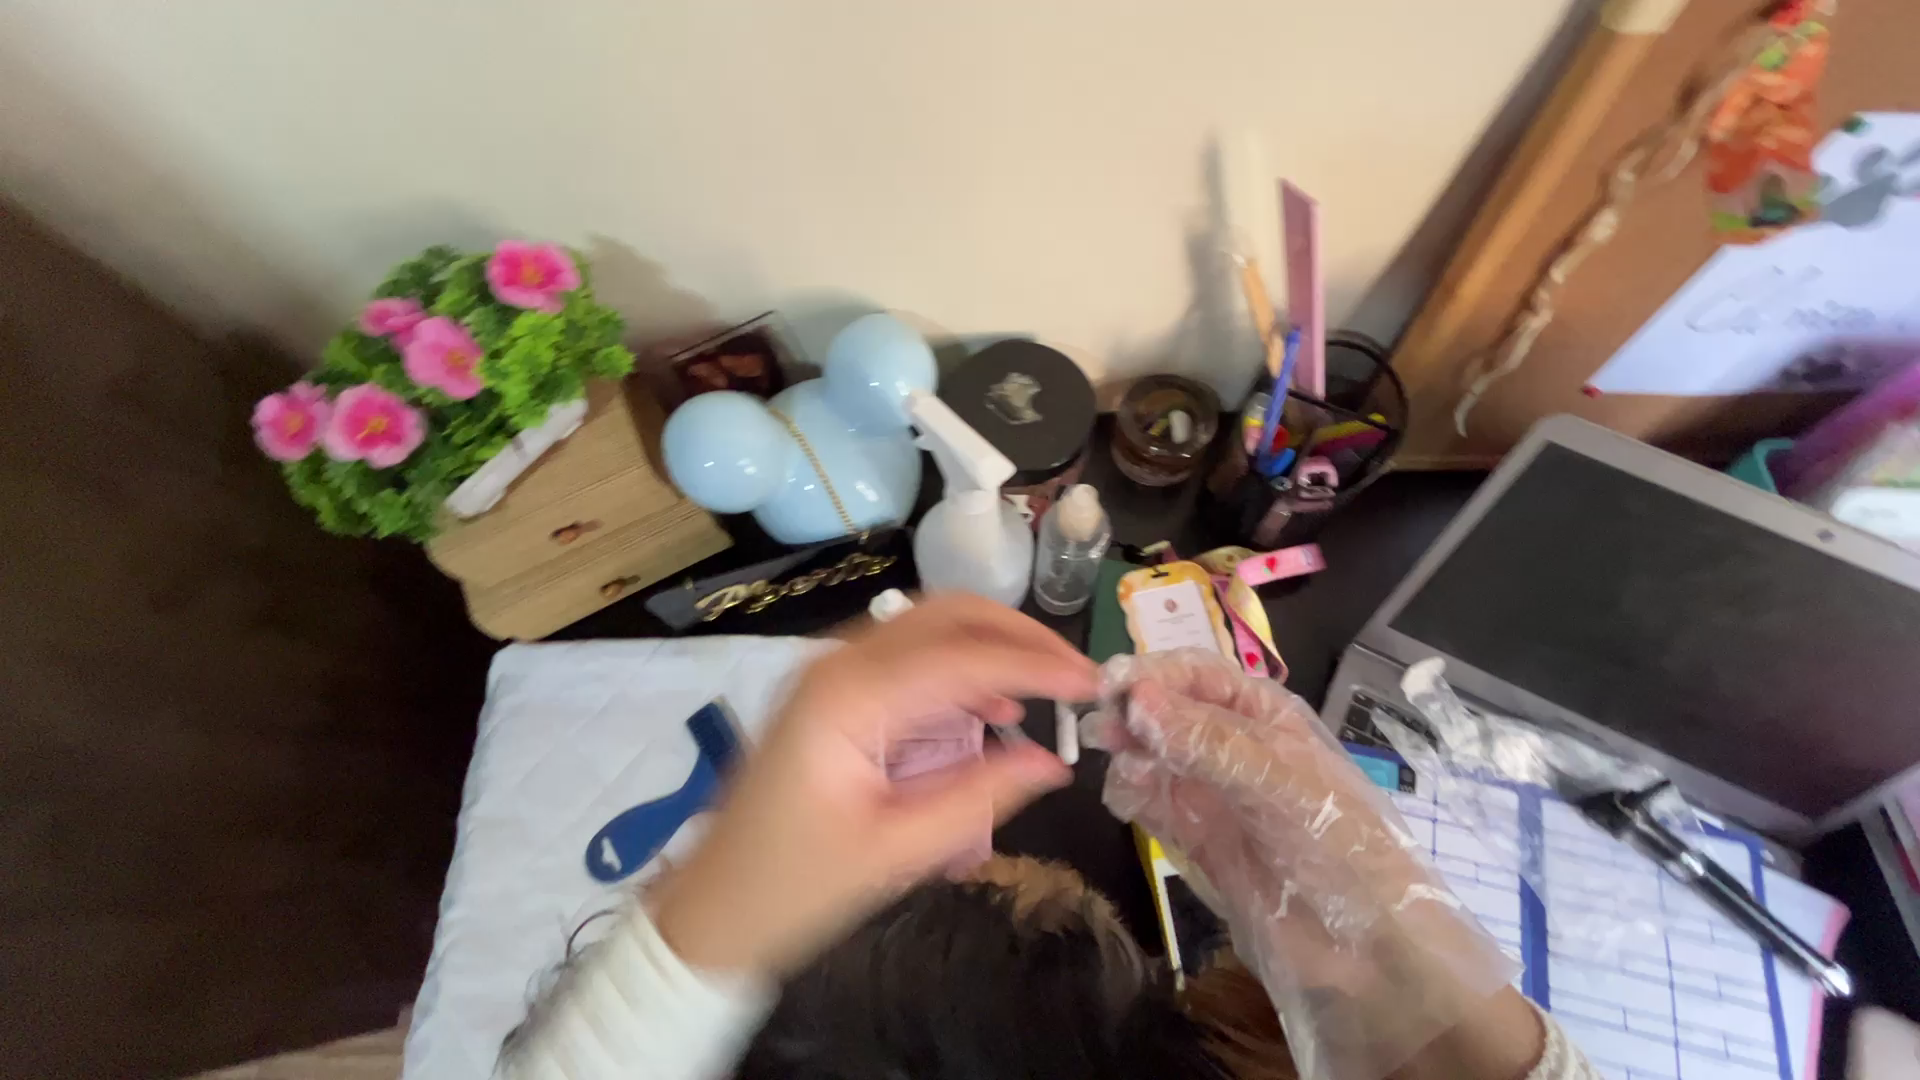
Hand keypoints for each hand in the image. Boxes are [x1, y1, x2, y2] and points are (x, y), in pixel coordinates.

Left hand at [651, 594, 1095, 979]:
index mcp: (849, 697)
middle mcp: (838, 663)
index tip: (1090, 682)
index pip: (962, 656)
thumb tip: (1053, 763)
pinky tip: (992, 704)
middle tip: (1073, 672)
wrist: (711, 907)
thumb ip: (978, 798)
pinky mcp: (834, 689)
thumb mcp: (895, 852)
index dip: (1035, 663)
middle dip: (1017, 634)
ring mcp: (831, 670)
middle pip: (945, 615)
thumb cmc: (794, 888)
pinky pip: (909, 656)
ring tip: (1046, 685)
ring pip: (929, 626)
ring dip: (991, 644)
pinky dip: (959, 667)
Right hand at [1083, 649, 1525, 1079]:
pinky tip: (1128, 798)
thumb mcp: (1278, 782)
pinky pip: (1147, 799)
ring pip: (1149, 753)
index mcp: (1262, 715)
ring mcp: (1208, 791)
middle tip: (1101, 729)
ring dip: (1127, 752)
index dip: (1153, 673)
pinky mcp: (1191, 835)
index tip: (1110, 686)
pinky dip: (1130, 792)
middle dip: (1132, 713)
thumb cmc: (1337, 846)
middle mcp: (1229, 744)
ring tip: (1122, 769)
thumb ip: (1206, 741)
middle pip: (1164, 710)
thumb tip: (1135, 700)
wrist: (1365, 957)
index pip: (1196, 675)